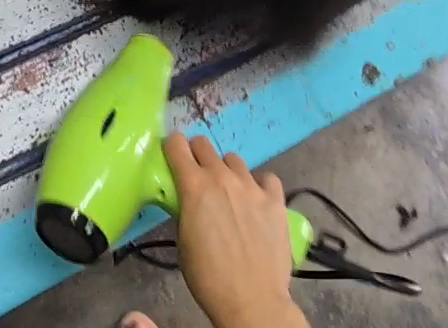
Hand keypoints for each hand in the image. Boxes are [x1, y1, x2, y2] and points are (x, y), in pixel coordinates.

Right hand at [162, 133, 307, 327]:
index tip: (172, 159)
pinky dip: (259, 186)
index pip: (176, 144)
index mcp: (194, 186)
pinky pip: (266, 178)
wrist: (252, 302)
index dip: (172, 148)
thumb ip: (185, 208)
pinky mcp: (275, 200)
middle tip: (198, 178)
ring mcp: (252, 186)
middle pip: (204, 144)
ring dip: (226, 172)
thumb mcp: (183, 240)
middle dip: (196, 156)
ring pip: (233, 160)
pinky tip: (257, 202)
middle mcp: (222, 177)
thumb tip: (187, 198)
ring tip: (230, 194)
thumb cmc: (209, 277)